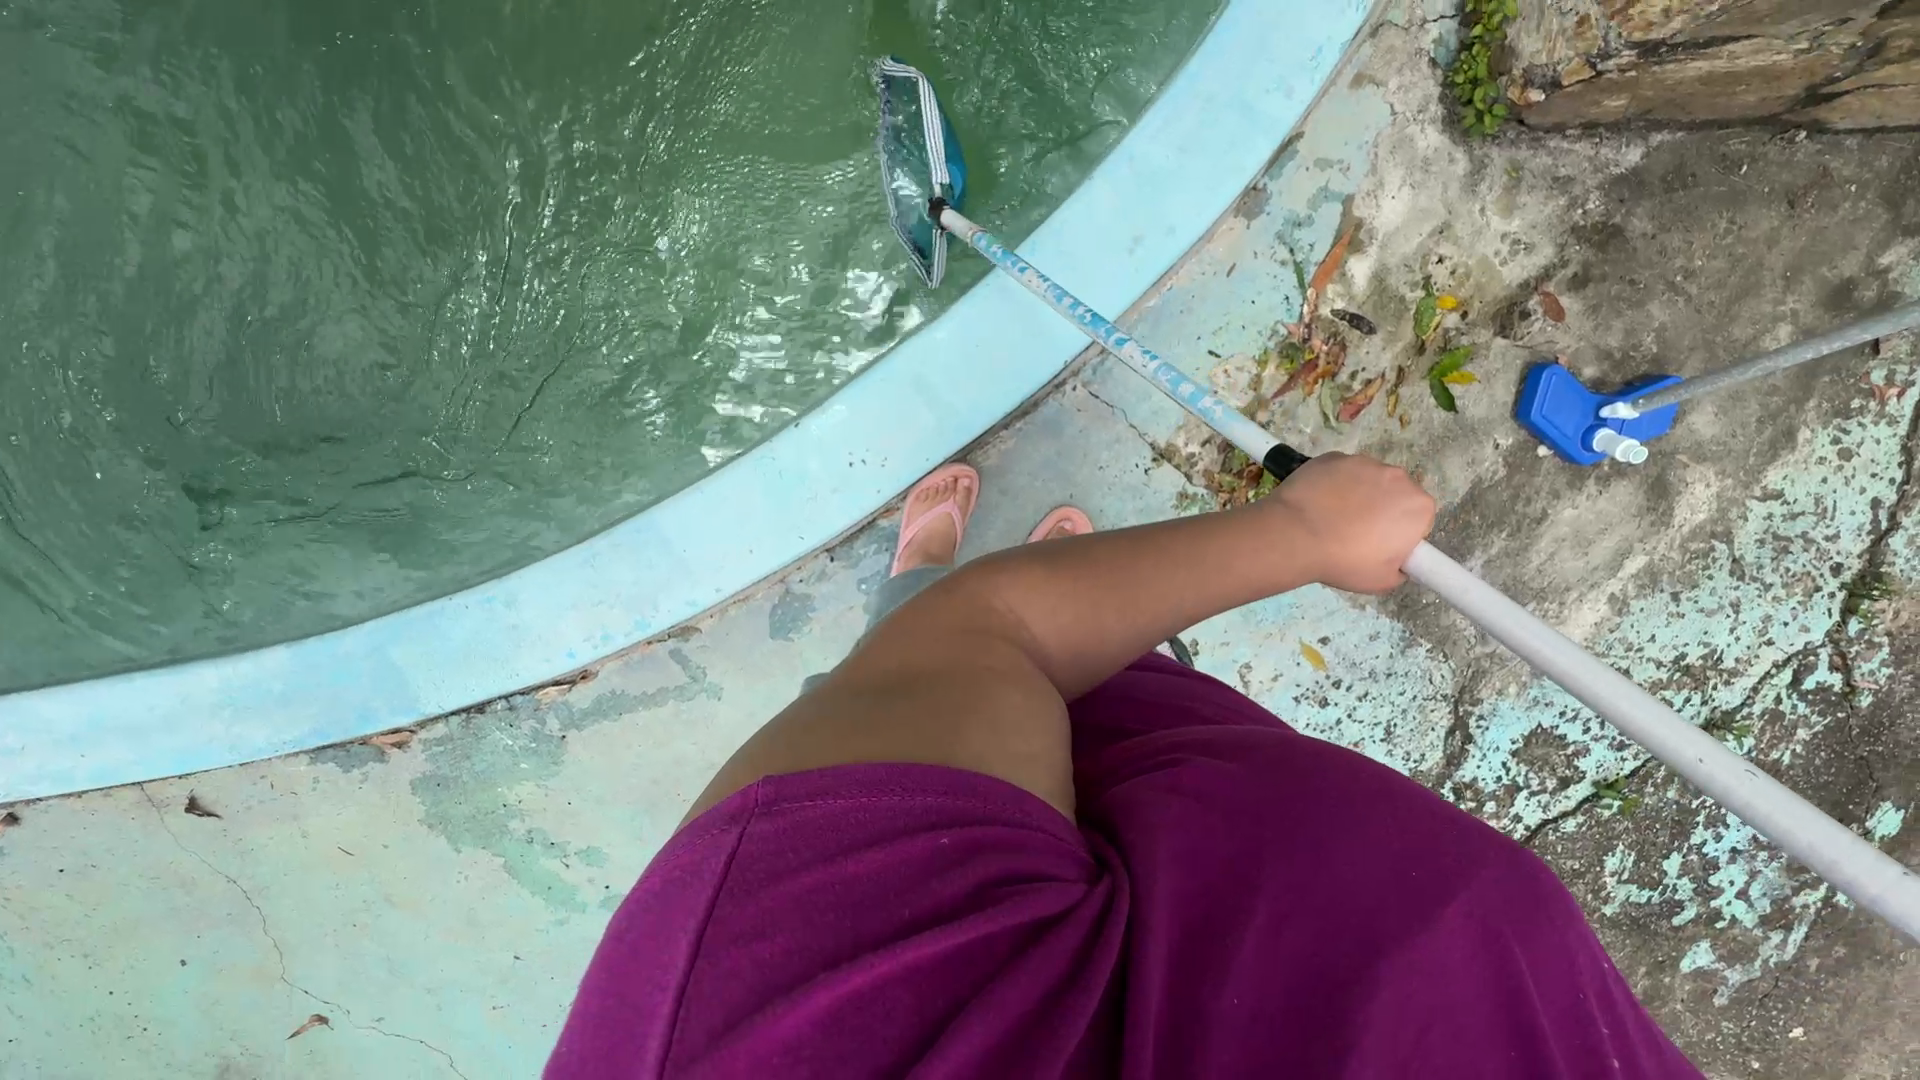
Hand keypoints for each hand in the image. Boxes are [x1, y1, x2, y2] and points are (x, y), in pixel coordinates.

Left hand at [1266, 452, 1434, 593]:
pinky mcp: (1332, 457)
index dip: (1398, 533)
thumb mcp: (1383, 579)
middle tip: (1352, 532)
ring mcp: (1362, 462)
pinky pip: (1338, 472)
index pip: (1417, 519)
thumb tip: (1395, 559)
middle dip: (1379, 509)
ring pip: (1365, 480)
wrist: (1294, 535)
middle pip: (1393, 494)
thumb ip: (1401, 566)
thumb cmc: (1343, 560)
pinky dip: (1331, 483)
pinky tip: (1315, 501)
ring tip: (1329, 517)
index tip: (1377, 544)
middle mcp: (1397, 476)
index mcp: (1419, 505)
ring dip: (1354, 493)